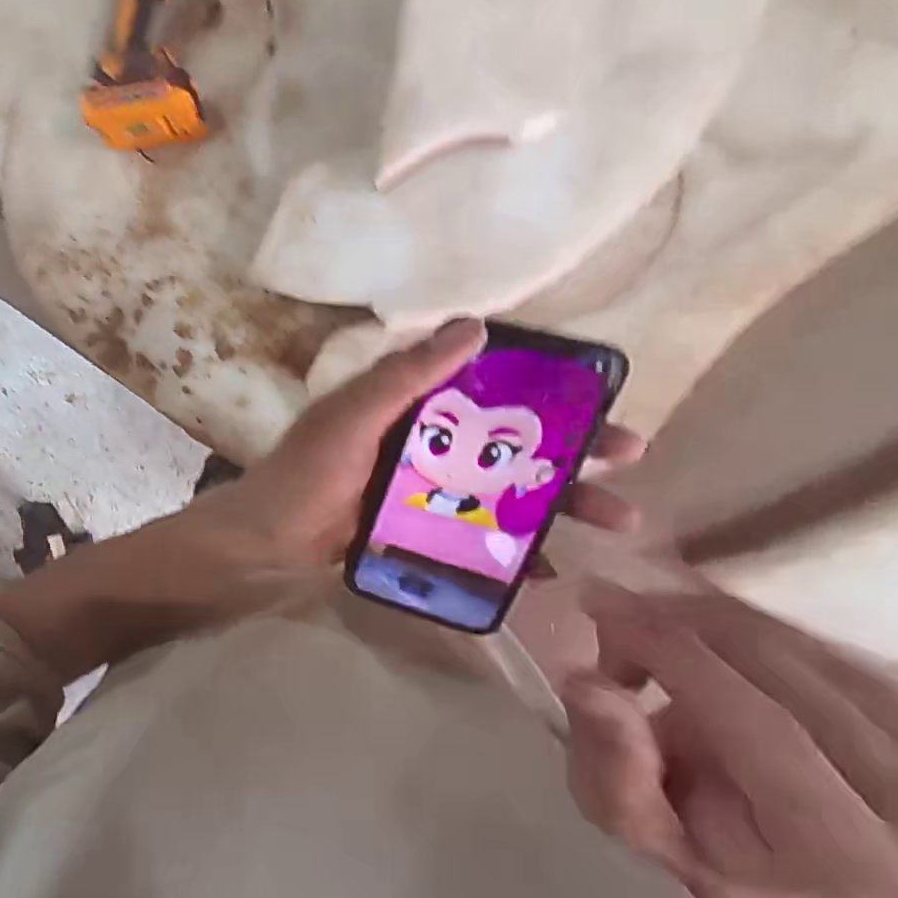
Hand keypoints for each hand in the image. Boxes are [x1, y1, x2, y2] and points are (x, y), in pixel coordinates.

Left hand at [177, 318, 644, 579]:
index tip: (600, 395)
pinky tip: (549, 572)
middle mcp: (421, 443)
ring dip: (559, 505)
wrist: (268, 537)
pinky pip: (477, 536)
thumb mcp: (352, 417)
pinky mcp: (418, 529)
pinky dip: (512, 552)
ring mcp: (422, 489)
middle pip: (508, 442)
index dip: (544, 390)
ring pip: (504, 490)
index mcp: (407, 408)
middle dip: (571, 450)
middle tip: (629, 460)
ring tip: (615, 524)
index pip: (487, 389)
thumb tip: (474, 326)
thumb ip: (403, 377)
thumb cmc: (306, 471)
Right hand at [563, 584, 897, 897]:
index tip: (601, 609)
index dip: (675, 657)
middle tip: (603, 607)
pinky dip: (733, 623)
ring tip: (636, 627)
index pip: (761, 727)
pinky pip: (812, 646)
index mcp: (852, 858)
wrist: (765, 860)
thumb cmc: (687, 845)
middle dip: (676, 626)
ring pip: (797, 650)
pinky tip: (684, 630)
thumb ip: (612, 763)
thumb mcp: (628, 822)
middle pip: (782, 676)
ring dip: (698, 618)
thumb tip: (584, 681)